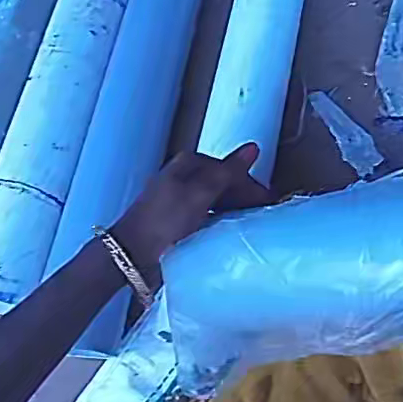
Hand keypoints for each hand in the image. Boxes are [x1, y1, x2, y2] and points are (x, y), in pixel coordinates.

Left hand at [109, 142, 271, 286]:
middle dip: (244, 197)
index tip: (269, 203)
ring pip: (217, 199)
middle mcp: (184, 176)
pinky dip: (221, 220)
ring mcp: (180, 197)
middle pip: (224, 183)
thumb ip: (228, 172)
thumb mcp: (201, 193)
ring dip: (235, 210)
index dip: (251, 185)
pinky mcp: (178, 218)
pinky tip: (228, 231)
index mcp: (189, 163)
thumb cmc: (167, 220)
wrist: (133, 254)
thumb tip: (253, 148)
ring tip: (251, 225)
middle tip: (264, 215)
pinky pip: (208, 214)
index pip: (230, 169)